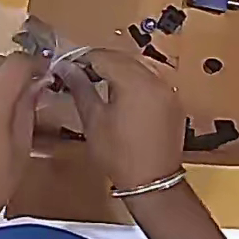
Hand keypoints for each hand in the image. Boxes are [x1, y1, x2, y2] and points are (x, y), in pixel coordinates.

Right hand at [62, 49, 183, 190]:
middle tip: (79, 73)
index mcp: (134, 82)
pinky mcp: (173, 103)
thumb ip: (81, 87)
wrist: (152, 182)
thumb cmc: (117, 153)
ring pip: (139, 68)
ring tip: (98, 83)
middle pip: (124, 59)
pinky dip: (134, 82)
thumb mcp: (93, 120)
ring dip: (118, 71)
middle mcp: (155, 80)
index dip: (83, 58)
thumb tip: (65, 66)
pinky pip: (151, 82)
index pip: (105, 57)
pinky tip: (121, 95)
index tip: (67, 66)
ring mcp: (168, 91)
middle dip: (101, 62)